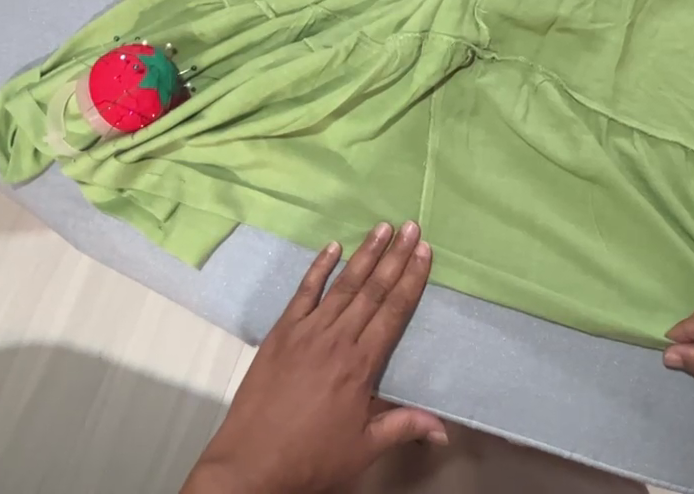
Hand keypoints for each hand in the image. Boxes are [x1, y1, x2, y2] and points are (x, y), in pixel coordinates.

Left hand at [181, 221, 445, 493]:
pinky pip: (303, 293)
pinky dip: (319, 268)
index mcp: (361, 364)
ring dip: (365, 254)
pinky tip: (332, 246)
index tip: (425, 251)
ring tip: (382, 227)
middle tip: (411, 227)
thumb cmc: (311, 459)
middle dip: (395, 256)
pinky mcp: (281, 332)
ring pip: (343, 284)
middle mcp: (337, 339)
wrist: (250, 467)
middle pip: (372, 289)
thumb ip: (403, 427)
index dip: (411, 279)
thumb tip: (444, 428)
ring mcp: (306, 331)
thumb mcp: (363, 449)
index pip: (393, 311)